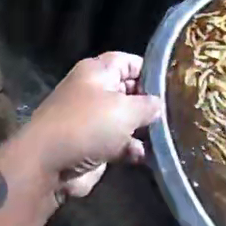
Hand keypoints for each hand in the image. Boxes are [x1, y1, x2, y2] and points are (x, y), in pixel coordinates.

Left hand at [22, 53, 163, 197]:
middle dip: (150, 102)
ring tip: (166, 136)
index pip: (128, 61)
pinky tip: (145, 156)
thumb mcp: (125, 109)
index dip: (150, 70)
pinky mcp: (92, 145)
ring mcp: (92, 120)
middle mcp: (93, 92)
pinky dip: (131, 148)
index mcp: (96, 72)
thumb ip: (148, 105)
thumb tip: (158, 104)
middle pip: (129, 90)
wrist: (49, 164)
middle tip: (176, 112)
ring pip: (125, 119)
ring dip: (143, 129)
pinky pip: (119, 143)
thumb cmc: (88, 125)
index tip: (173, 84)